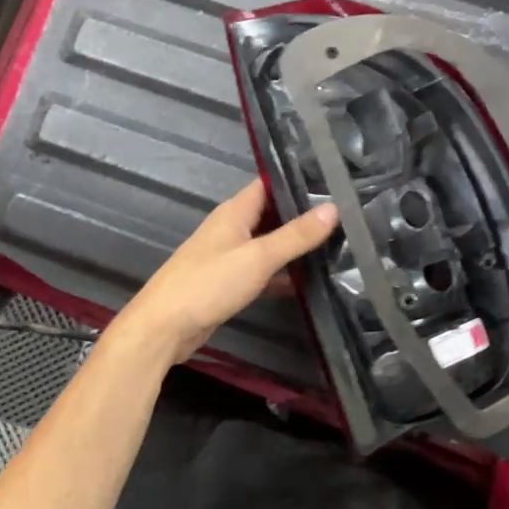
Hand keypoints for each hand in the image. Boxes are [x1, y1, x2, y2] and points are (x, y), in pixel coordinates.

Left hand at [113, 180, 338, 363]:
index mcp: (234, 212)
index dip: (298, 180)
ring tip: (337, 243)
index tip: (333, 181)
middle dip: (303, 214)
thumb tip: (333, 207)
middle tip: (345, 214)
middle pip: (272, 213)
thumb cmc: (208, 284)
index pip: (270, 184)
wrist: (164, 328)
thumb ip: (296, 235)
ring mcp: (229, 255)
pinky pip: (262, 269)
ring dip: (294, 245)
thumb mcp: (258, 257)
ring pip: (268, 243)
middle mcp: (232, 228)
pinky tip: (309, 280)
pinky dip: (282, 273)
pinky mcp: (229, 282)